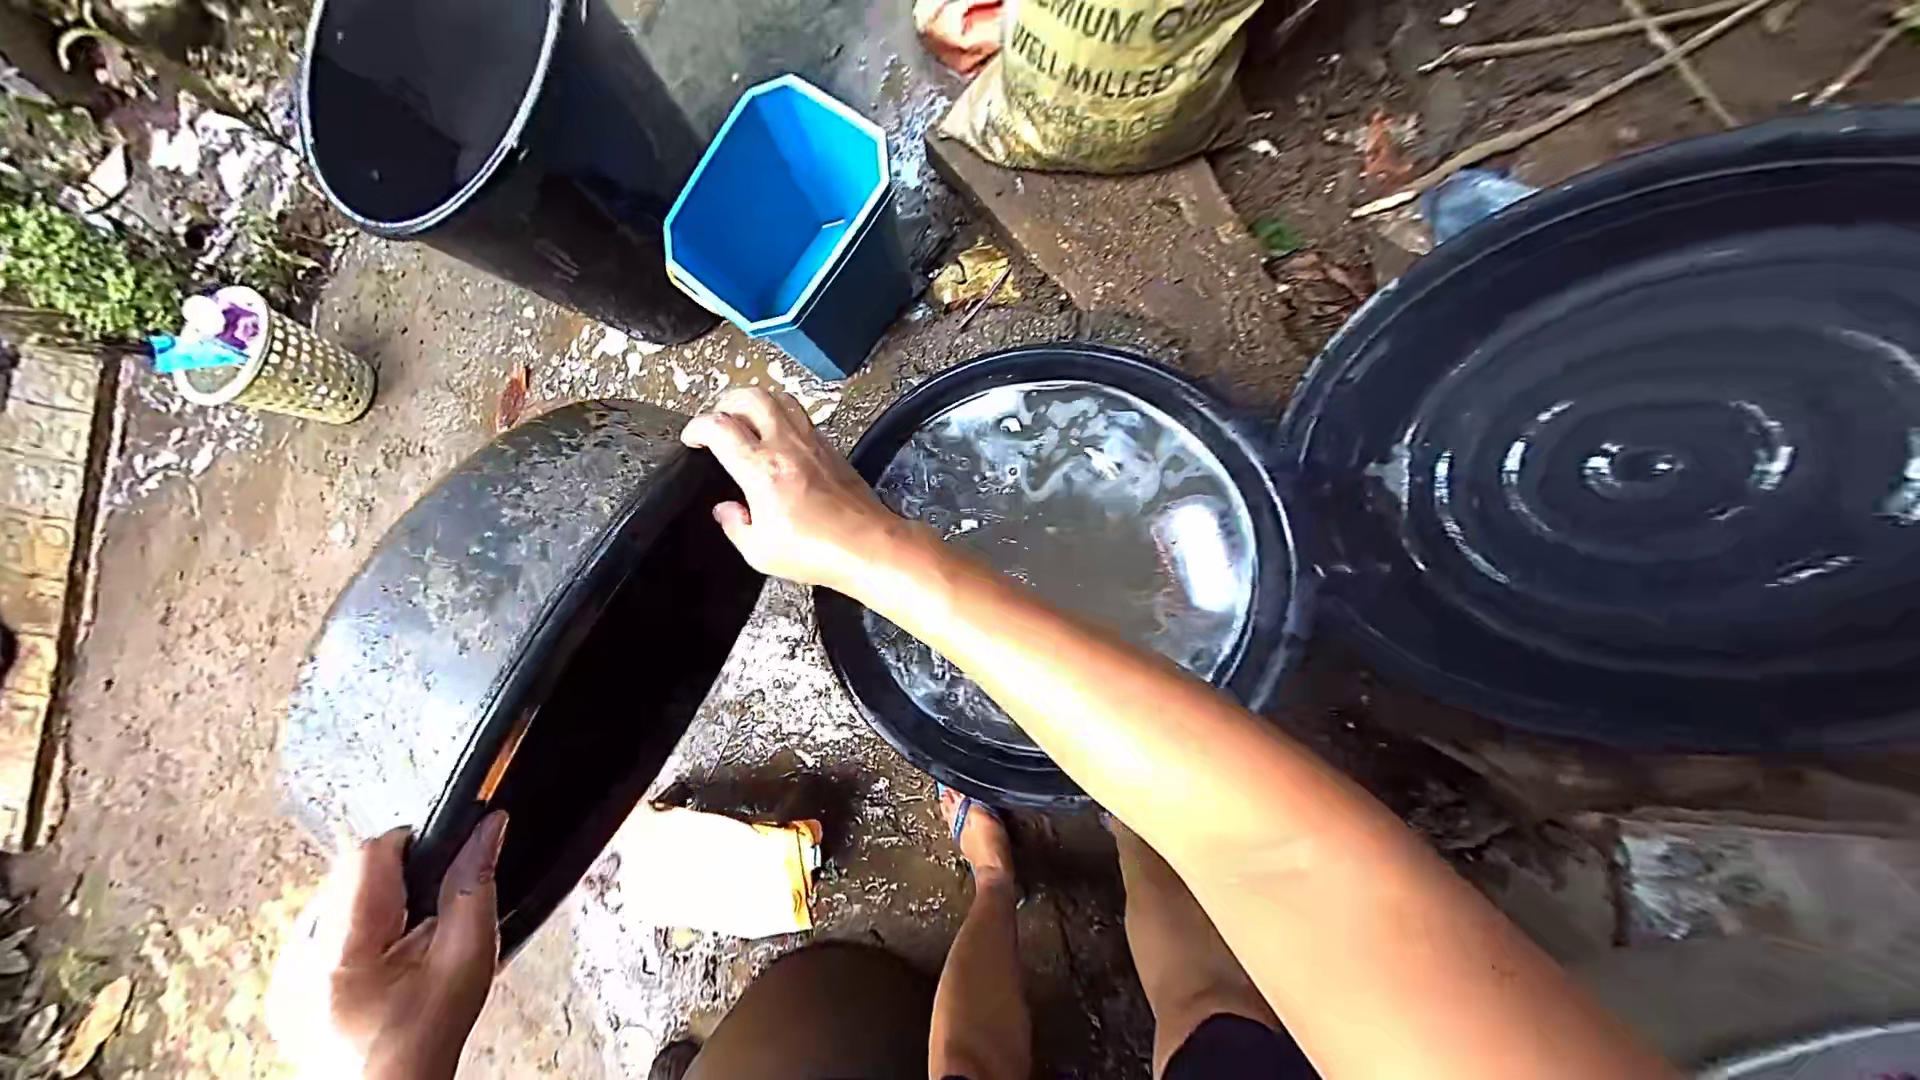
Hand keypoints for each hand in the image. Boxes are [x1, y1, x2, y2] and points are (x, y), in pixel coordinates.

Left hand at [268, 812, 507, 1079]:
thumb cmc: (427, 1034)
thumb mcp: (469, 952)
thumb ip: (475, 882)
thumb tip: (489, 827)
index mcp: (341, 955)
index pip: (367, 855)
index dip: (414, 842)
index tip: (444, 854)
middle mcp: (298, 964)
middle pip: (349, 872)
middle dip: (400, 874)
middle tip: (432, 906)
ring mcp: (285, 978)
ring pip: (336, 894)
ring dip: (380, 897)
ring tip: (411, 932)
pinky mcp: (285, 987)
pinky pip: (323, 924)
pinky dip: (361, 922)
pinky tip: (388, 948)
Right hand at [682, 388, 908, 592]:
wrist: (867, 546)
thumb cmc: (819, 551)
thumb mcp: (760, 552)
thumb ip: (735, 526)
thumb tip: (727, 511)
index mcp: (762, 470)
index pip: (719, 427)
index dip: (697, 427)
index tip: (693, 438)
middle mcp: (787, 447)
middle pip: (751, 396)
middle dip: (725, 403)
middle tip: (718, 421)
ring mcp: (813, 444)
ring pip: (781, 399)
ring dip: (757, 403)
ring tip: (746, 421)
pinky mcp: (832, 450)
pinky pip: (803, 418)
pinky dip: (784, 417)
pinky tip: (780, 438)